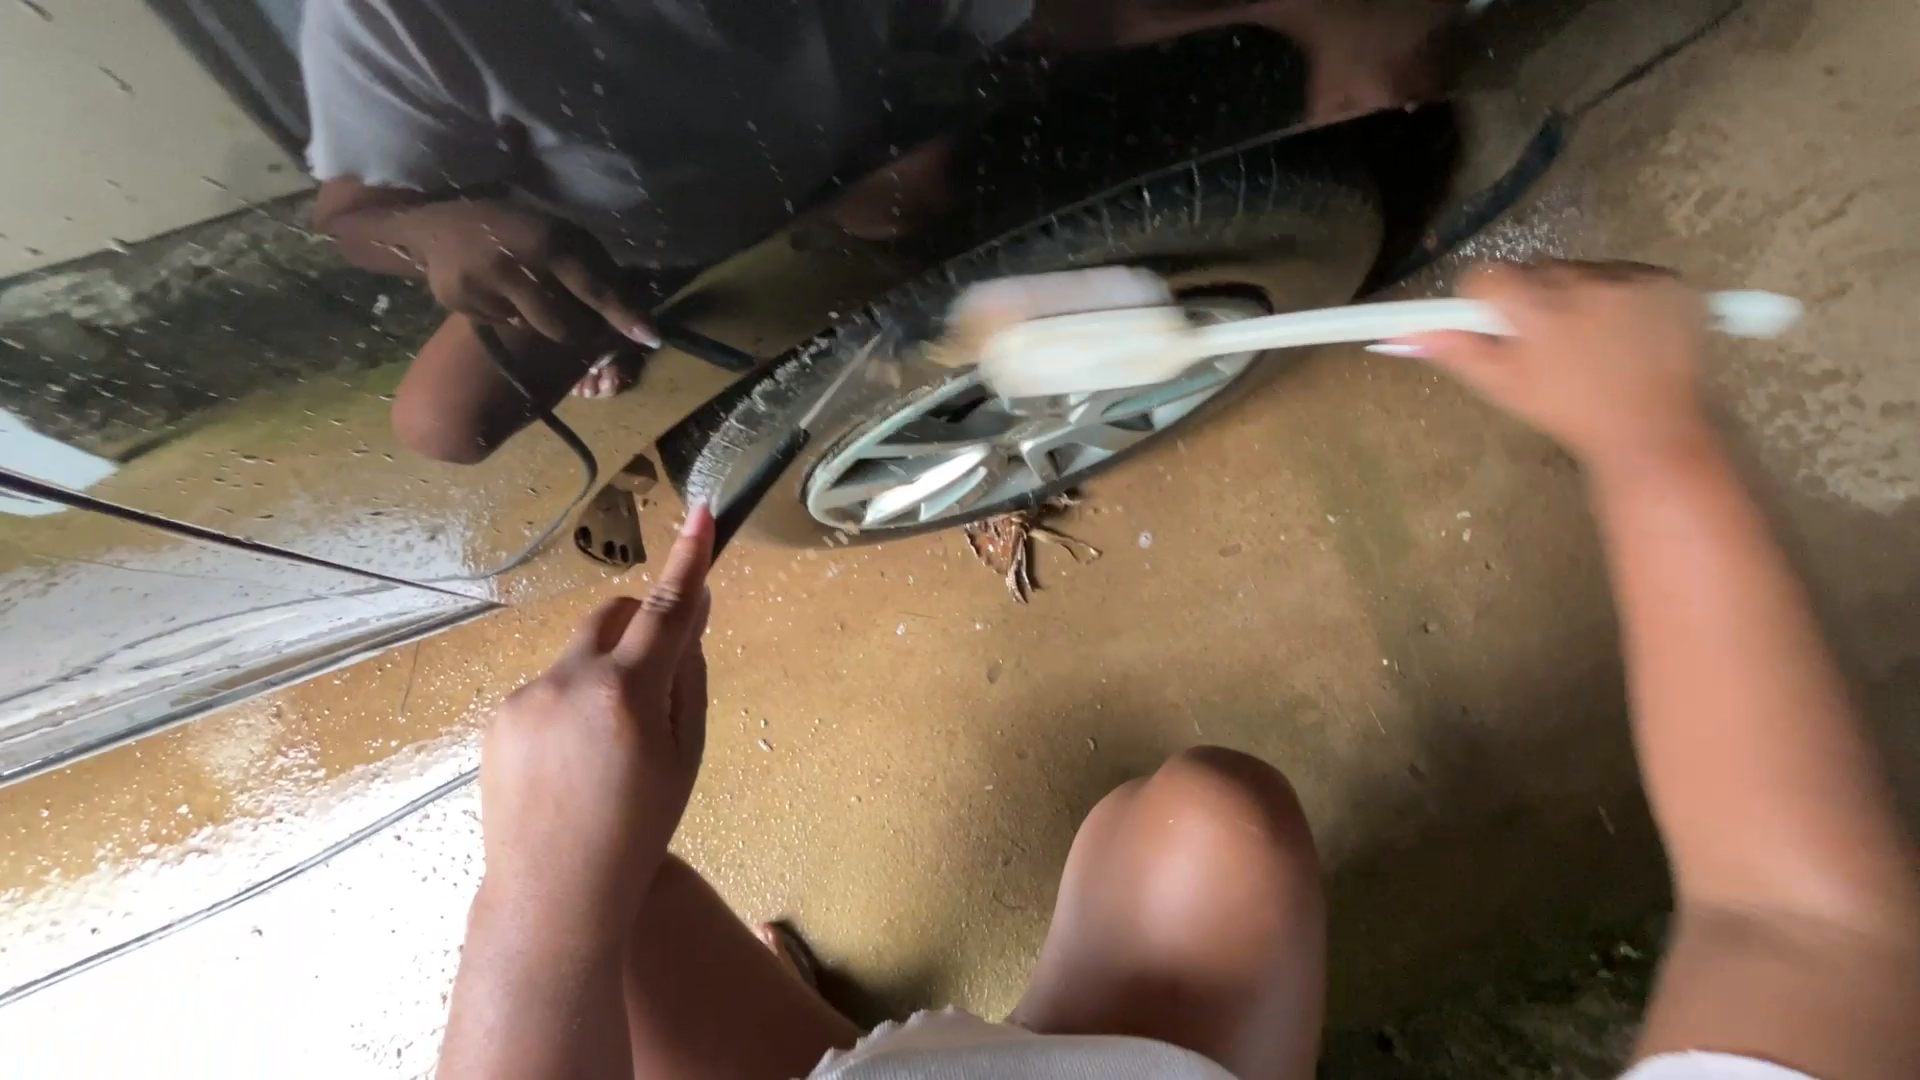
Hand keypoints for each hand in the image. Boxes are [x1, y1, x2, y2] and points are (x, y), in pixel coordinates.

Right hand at [396, 198, 659, 346]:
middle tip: (596, 330)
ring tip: (546, 301)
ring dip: (556, 328)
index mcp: (546, 240)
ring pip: (540, 331)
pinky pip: (508, 327)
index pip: (594, 289)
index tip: (652, 338)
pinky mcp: (461, 303)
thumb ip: (600, 272)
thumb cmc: (517, 227)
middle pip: (569, 326)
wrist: (436, 222)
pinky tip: (508, 295)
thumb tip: (638, 315)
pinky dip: (520, 319)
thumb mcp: (562, 235)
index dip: (624, 316)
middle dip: (589, 334)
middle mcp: (514, 264)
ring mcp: (483, 286)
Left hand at [476, 504, 713, 941]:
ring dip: (607, 670)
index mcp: (627, 692)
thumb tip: (693, 612)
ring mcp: (525, 696)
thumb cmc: (641, 826)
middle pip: (616, 613)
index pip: (668, 608)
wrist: (553, 895)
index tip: (701, 511)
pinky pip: (550, 682)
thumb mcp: (687, 752)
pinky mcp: (497, 715)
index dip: (691, 558)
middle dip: (643, 624)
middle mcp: (570, 680)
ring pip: (583, 652)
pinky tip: (573, 757)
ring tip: (608, 742)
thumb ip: (690, 674)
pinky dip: (574, 697)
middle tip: (659, 677)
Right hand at [1394, 260, 1715, 477]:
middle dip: (1528, 296)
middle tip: (1539, 338)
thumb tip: (1402, 335)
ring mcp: (1630, 279)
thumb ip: (1455, 351)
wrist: (1648, 425)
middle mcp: (1583, 283)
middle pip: (1534, 269)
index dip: (1482, 299)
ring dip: (1571, 293)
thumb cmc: (1563, 409)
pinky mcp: (1668, 280)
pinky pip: (1623, 273)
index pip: (1487, 276)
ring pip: (1578, 270)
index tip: (1491, 322)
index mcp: (1536, 309)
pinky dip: (1614, 293)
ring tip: (1582, 336)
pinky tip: (1618, 329)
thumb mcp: (1501, 384)